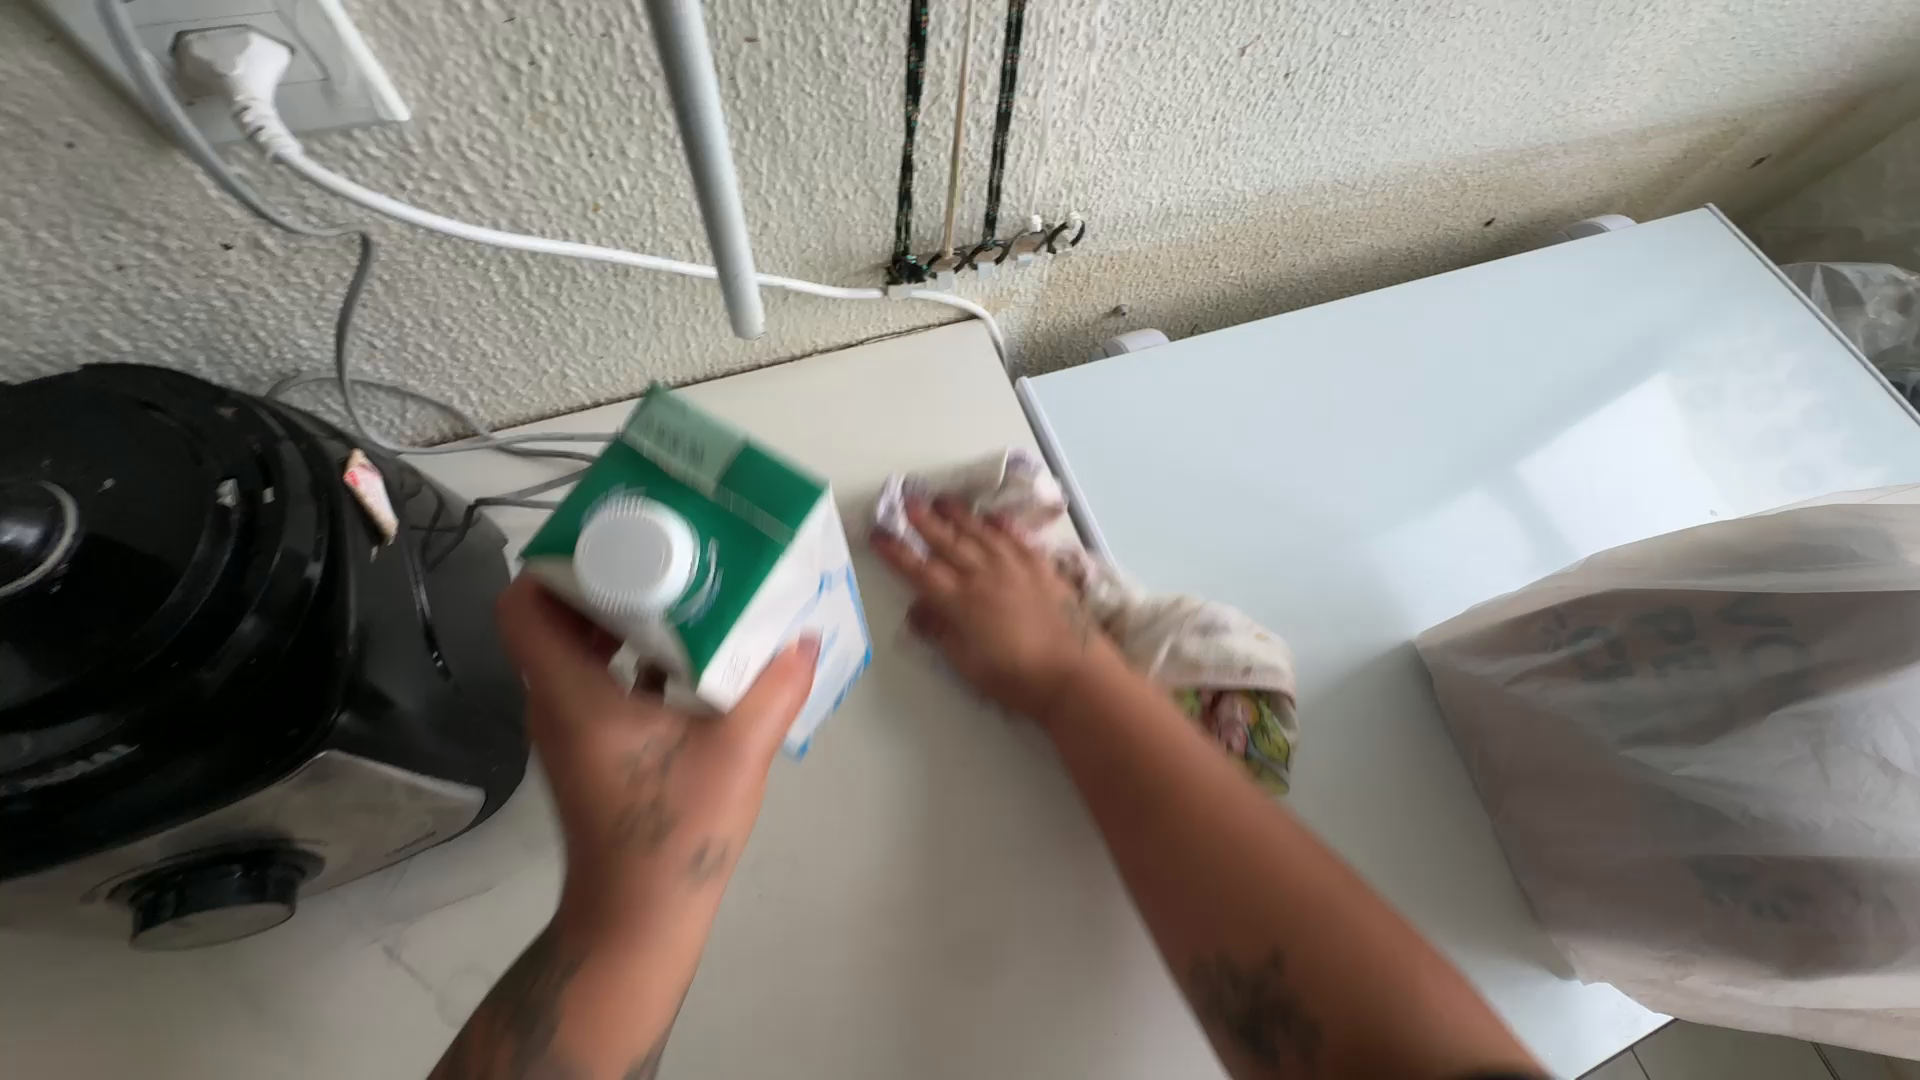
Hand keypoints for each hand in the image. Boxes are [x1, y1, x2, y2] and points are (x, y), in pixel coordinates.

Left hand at [495, 576, 816, 930]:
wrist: (640, 914)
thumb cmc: (676, 831)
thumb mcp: (739, 752)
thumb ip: (775, 689)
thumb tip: (805, 639)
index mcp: (573, 694)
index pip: (525, 605)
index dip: (558, 561)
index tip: (616, 537)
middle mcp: (557, 702)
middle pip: (552, 617)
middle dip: (603, 578)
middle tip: (663, 554)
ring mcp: (571, 726)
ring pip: (574, 647)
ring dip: (618, 615)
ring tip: (679, 592)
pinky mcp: (592, 744)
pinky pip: (596, 676)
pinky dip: (628, 653)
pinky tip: (687, 651)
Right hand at [870, 495, 1120, 721]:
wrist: (1073, 672)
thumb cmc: (1016, 678)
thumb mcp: (967, 664)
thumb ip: (940, 633)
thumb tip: (916, 609)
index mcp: (960, 602)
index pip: (919, 570)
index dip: (896, 552)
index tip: (878, 534)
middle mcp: (984, 576)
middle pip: (947, 542)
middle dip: (923, 521)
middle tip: (906, 500)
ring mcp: (1015, 568)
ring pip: (980, 533)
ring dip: (959, 514)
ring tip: (942, 499)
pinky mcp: (1042, 568)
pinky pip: (1017, 539)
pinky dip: (1002, 525)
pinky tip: (993, 517)